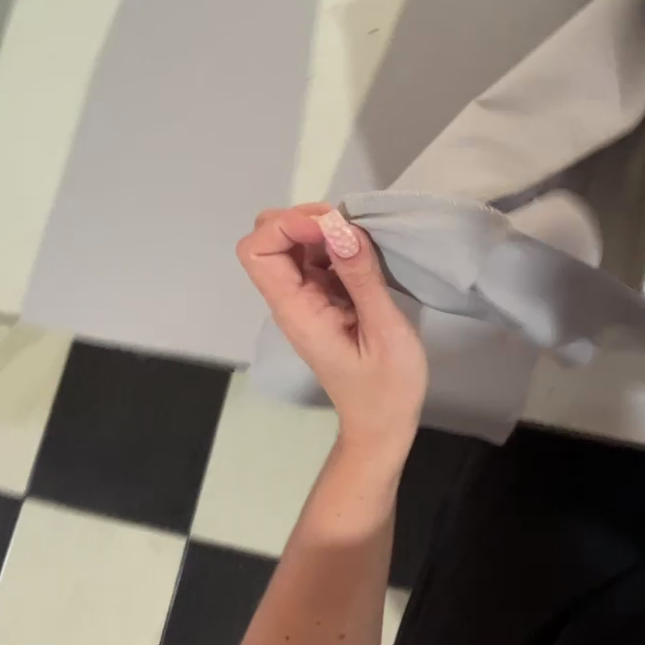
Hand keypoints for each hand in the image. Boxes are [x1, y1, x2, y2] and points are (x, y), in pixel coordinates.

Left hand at [237, 203, 427, 452]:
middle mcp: (291, 302)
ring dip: (322, 231)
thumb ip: (361, 278)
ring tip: (363, 239)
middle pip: (268, 241)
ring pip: (292, 246)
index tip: (333, 228)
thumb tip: (343, 229)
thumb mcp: (385, 331)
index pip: (258, 251)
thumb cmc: (386, 387)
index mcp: (296, 311)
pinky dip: (335, 246)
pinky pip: (316, 260)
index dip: (288, 226)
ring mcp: (305, 301)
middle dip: (303, 220)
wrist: (383, 425)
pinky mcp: (323, 302)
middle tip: (349, 227)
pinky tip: (364, 255)